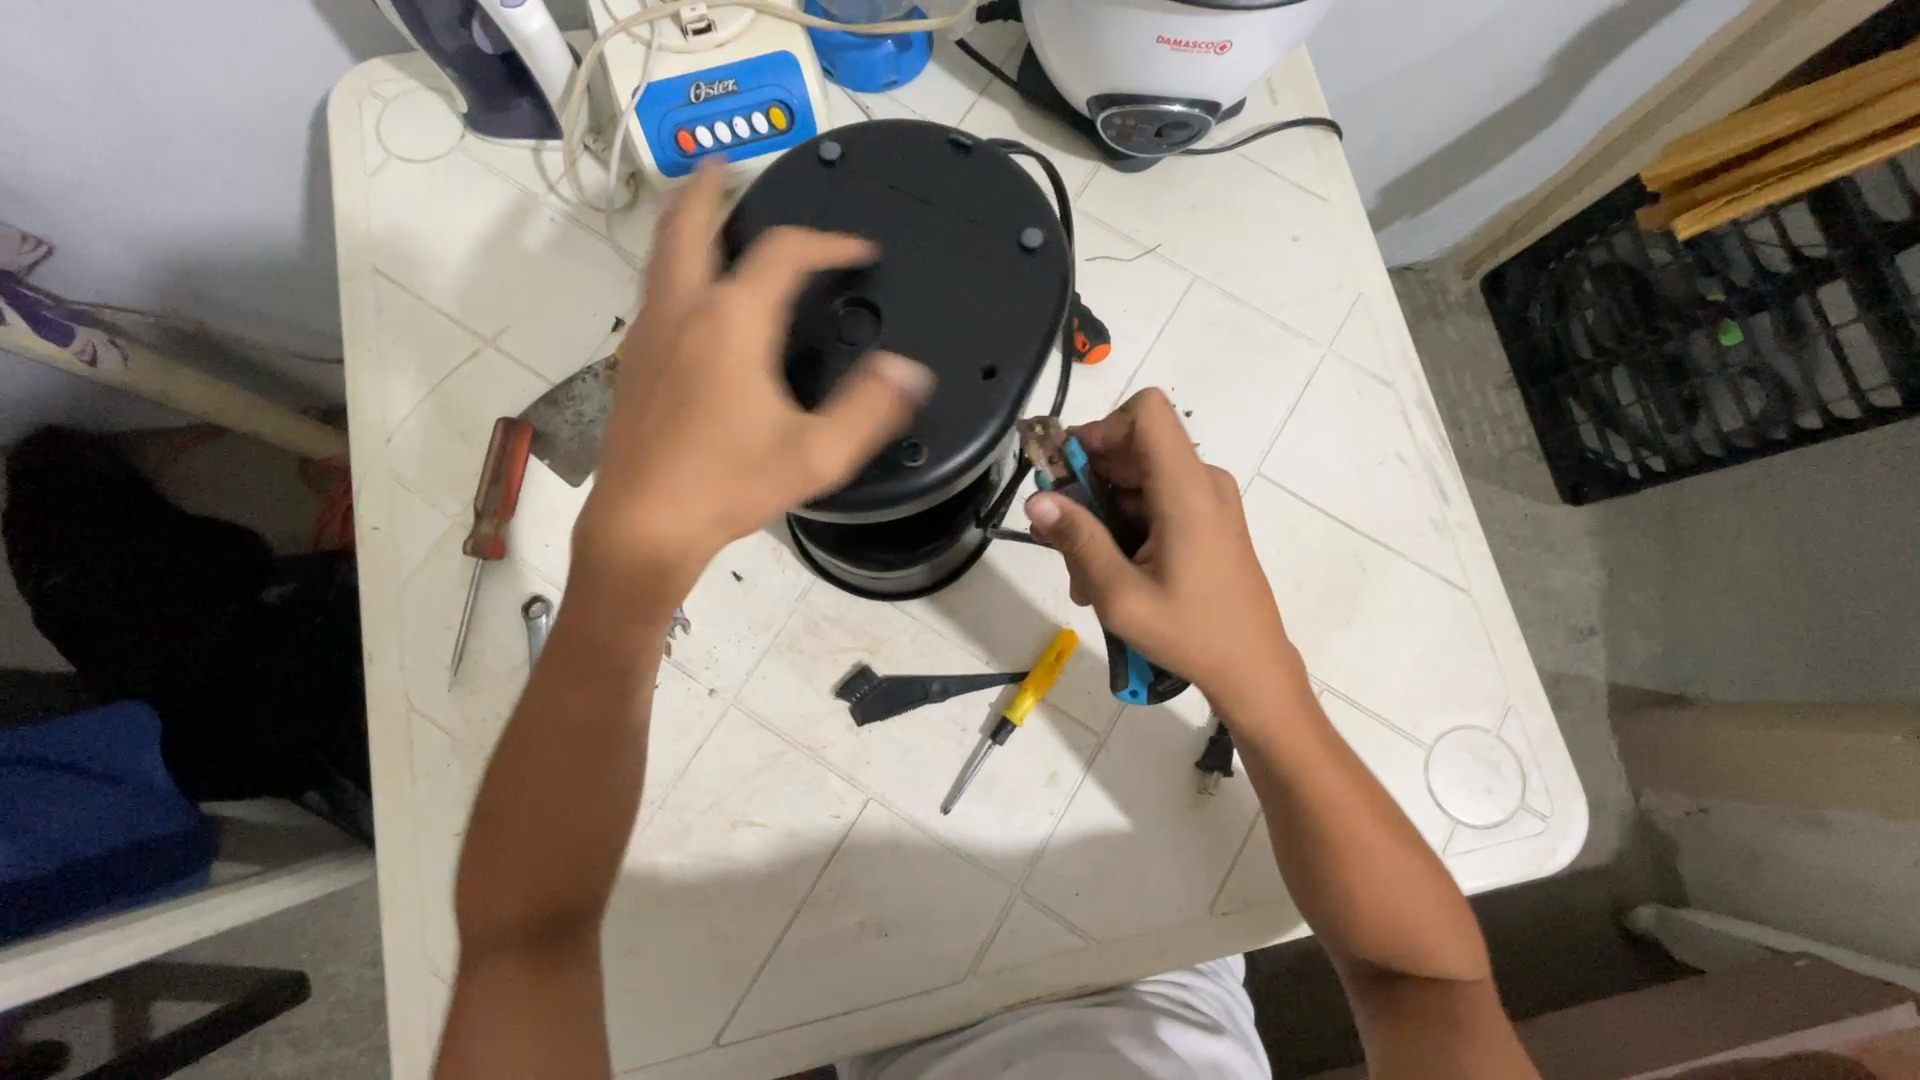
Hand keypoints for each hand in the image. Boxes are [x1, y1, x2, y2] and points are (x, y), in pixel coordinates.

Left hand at [574, 166, 935, 591]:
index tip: (861, 250)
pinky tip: (691, 293)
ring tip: (706, 211)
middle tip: (728, 170)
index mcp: (732, 322)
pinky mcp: (632, 361)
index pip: (784, 254)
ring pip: (662, 253)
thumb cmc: (729, 485)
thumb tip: (912, 371)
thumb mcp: (817, 456)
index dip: (829, 242)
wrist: (643, 524)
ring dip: (686, 223)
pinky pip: (654, 288)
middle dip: (711, 191)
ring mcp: (649, 333)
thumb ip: (870, 409)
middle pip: (690, 225)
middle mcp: (684, 311)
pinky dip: (674, 264)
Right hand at [1025, 388, 1298, 702]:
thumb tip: (1037, 500)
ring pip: (1136, 481)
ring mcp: (1207, 500)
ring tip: (1084, 575)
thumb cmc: (1190, 634)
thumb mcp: (1120, 596)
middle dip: (1088, 485)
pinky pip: (1154, 502)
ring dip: (1101, 517)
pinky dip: (1123, 529)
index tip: (1070, 472)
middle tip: (1060, 538)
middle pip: (1132, 448)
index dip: (1101, 428)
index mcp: (1187, 490)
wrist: (1252, 667)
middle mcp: (1201, 482)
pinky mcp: (1206, 519)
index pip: (1146, 412)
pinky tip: (1107, 576)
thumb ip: (1078, 541)